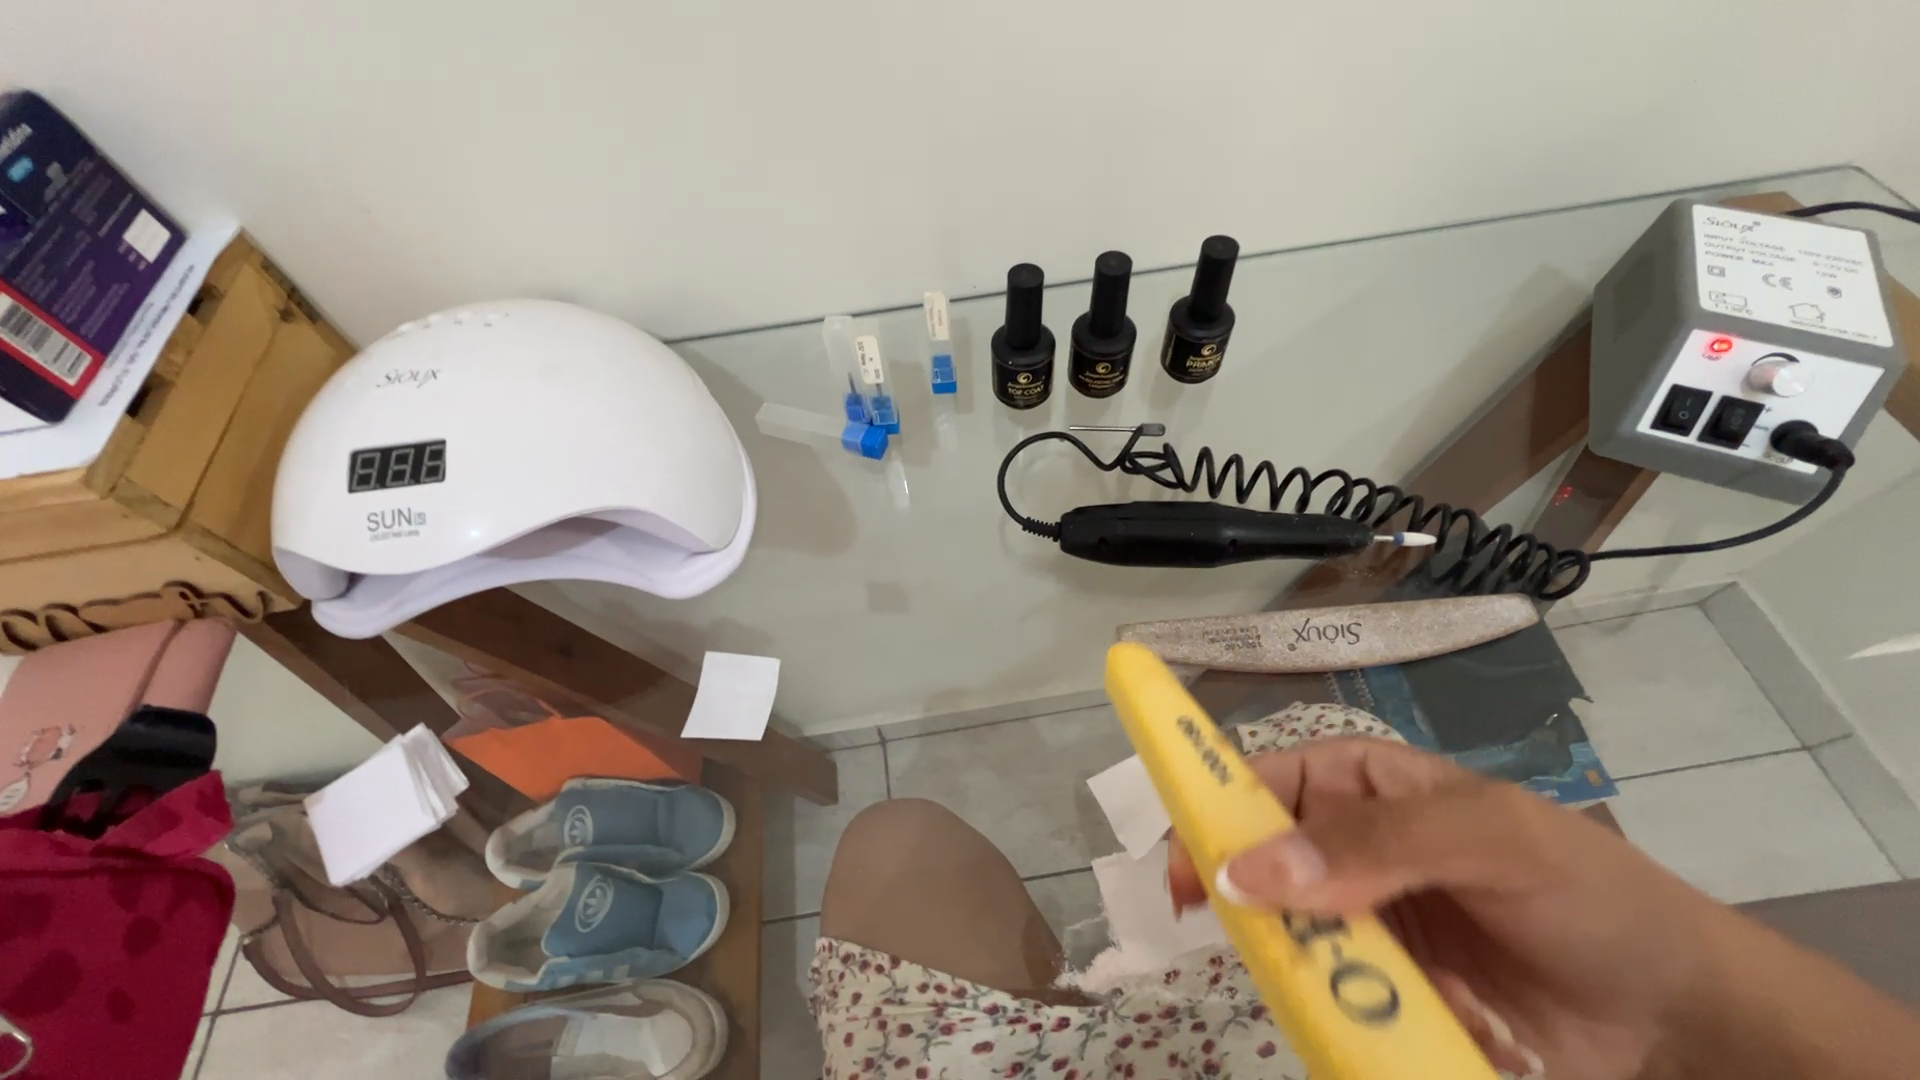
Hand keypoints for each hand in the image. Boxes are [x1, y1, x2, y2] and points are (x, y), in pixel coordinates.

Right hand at [1166, 737, 1732, 1079]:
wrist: (1684, 1020)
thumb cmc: (1587, 894)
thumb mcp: (1489, 837)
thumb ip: (1374, 843)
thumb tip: (1248, 872)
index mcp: (1362, 784)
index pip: (1262, 781)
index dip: (1215, 812)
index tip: (1188, 867)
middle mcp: (1347, 847)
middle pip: (1260, 860)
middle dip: (1243, 897)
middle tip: (1231, 937)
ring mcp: (1363, 922)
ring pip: (1286, 932)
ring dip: (1293, 961)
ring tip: (1332, 984)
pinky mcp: (1383, 989)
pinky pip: (1327, 991)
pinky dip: (1331, 1008)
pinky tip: (1371, 1019)